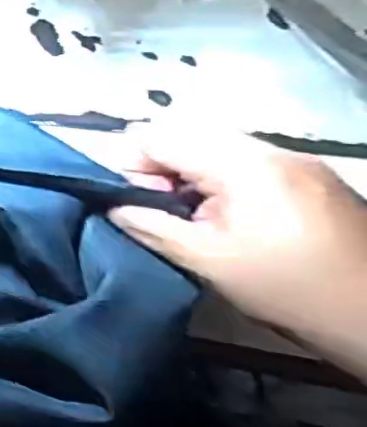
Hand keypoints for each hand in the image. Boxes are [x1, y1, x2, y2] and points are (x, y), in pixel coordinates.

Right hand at [109, 126, 366, 370]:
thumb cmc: (290, 290)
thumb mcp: (201, 258)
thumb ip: (143, 221)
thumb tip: (113, 202)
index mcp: (247, 166)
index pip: (153, 137)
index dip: (130, 166)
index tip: (136, 203)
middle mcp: (276, 154)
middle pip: (184, 137)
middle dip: (158, 168)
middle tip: (162, 209)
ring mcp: (302, 166)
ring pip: (211, 148)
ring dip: (187, 175)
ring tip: (194, 216)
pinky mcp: (314, 182)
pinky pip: (242, 163)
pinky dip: (218, 181)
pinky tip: (227, 217)